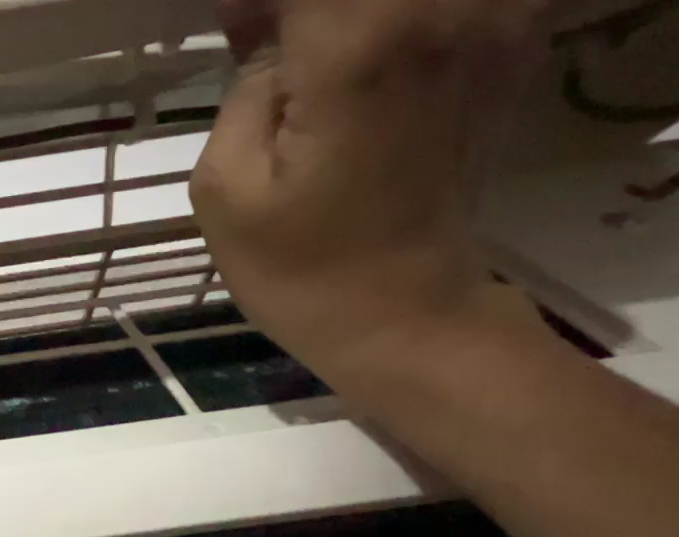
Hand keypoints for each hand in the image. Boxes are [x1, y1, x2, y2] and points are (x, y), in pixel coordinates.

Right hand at [192, 0, 550, 372]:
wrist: (397, 310)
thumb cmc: (294, 264)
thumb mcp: (224, 186)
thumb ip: (242, 86)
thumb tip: (262, 27)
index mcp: (358, 47)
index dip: (257, 0)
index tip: (228, 25)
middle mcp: (440, 12)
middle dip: (293, 9)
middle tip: (255, 41)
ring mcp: (491, 24)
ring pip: (390, 0)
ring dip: (337, 21)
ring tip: (295, 61)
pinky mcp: (507, 46)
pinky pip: (438, 9)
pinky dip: (390, 27)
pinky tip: (354, 63)